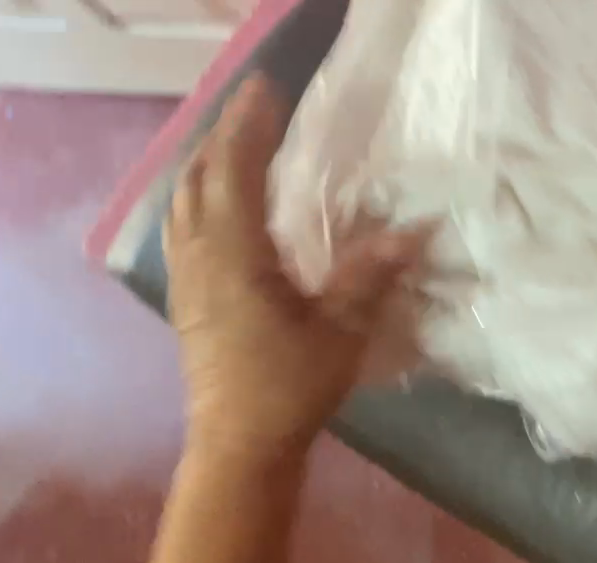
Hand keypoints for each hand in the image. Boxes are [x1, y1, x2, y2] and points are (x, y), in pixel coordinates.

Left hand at [164, 75, 426, 464]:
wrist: (240, 439)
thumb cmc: (291, 386)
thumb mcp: (340, 331)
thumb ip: (370, 276)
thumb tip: (413, 231)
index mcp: (233, 252)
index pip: (235, 167)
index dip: (252, 124)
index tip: (271, 88)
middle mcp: (198, 252)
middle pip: (198, 174)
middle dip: (225, 136)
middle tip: (258, 115)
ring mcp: (186, 275)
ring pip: (183, 200)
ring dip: (208, 166)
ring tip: (239, 152)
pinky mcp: (189, 297)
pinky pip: (184, 227)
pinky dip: (201, 200)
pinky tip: (221, 211)